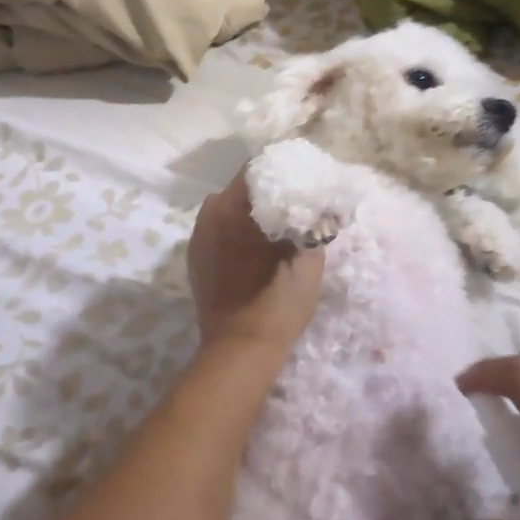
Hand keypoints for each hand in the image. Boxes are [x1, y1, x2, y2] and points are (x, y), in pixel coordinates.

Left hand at [186, 166, 325, 349]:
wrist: (239, 350)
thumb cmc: (277, 302)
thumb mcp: (308, 259)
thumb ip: (313, 223)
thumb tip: (321, 205)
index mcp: (233, 205)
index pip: (258, 169)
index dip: (284, 171)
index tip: (305, 181)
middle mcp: (210, 212)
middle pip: (244, 188)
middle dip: (270, 193)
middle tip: (297, 206)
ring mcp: (199, 235)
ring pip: (232, 210)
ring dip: (254, 214)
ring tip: (281, 228)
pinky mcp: (197, 257)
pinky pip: (221, 230)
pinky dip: (239, 232)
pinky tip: (259, 249)